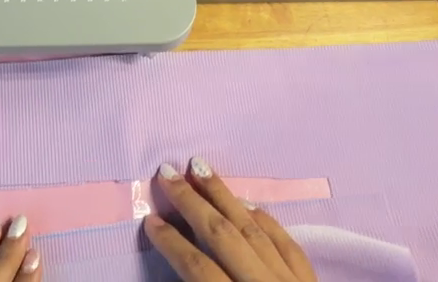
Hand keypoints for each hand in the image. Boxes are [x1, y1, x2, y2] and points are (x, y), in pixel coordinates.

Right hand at [144, 159, 317, 281]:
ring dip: (224, 196)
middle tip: (166, 171)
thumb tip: (182, 276)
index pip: (199, 271)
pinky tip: (248, 204)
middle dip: (191, 202)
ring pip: (254, 229)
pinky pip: (287, 244)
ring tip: (200, 167)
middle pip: (224, 237)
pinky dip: (266, 221)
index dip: (172, 244)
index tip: (149, 220)